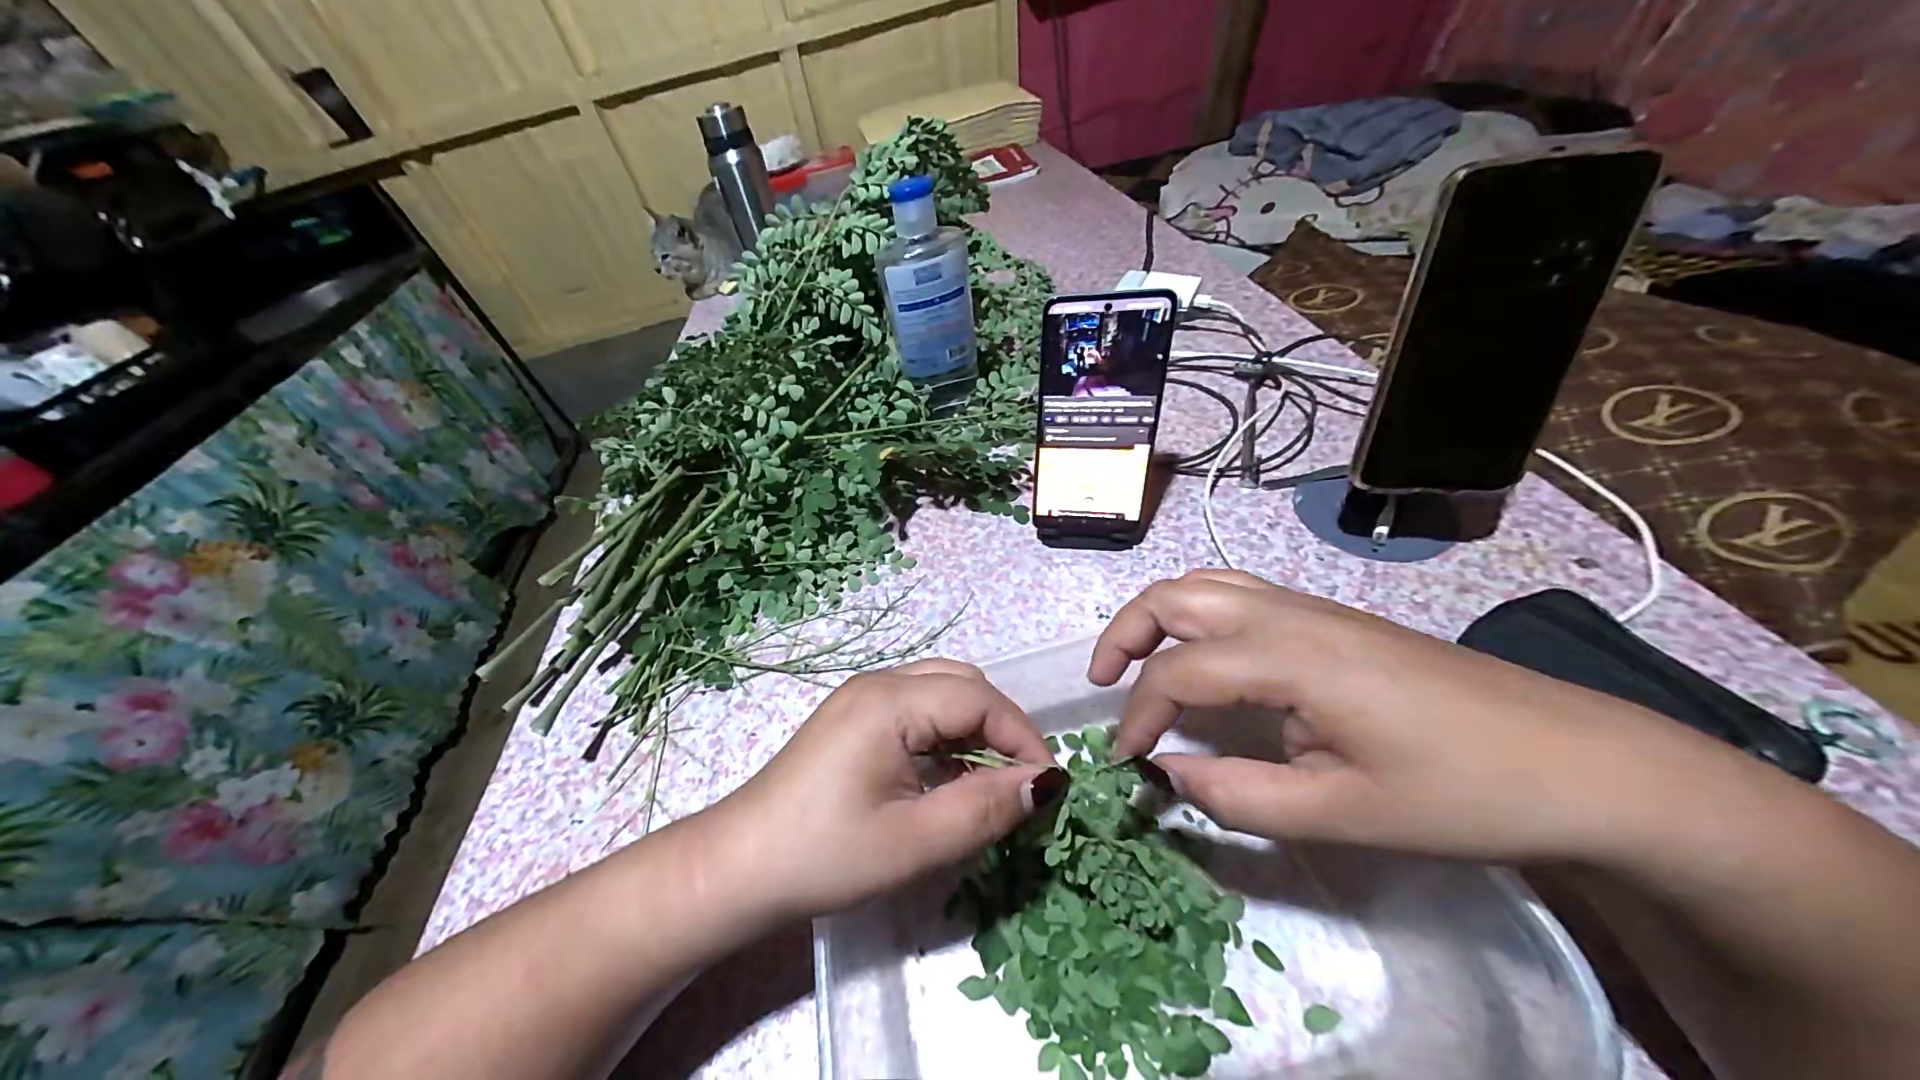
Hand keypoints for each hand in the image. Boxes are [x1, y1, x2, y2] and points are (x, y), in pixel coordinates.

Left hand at [710, 659, 1064, 918]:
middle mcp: (878, 684)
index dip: (1023, 737)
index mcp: (890, 701)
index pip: (980, 699)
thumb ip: (986, 808)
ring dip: (974, 731)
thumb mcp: (916, 841)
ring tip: (988, 784)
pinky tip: (948, 779)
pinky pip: (918, 711)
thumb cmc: (826, 855)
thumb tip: (1048, 783)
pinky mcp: (854, 720)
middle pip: (963, 686)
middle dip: (1002, 729)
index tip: (1048, 787)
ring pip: (942, 694)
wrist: (739, 870)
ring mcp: (862, 699)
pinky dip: (946, 737)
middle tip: (1020, 784)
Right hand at [1089, 570, 1772, 865]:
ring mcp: (1313, 608)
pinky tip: (1207, 659)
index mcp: (1288, 656)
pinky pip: (1240, 595)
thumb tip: (1170, 774)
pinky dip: (1197, 615)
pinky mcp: (1333, 618)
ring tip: (1139, 662)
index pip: (1178, 672)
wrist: (1585, 761)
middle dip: (1125, 633)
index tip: (1125, 763)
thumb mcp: (1342, 814)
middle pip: (1177, 596)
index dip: (1137, 715)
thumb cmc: (1462, 793)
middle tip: (1103, 683)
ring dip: (1159, 615)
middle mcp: (1289, 613)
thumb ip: (1238, 795)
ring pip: (1207, 584)